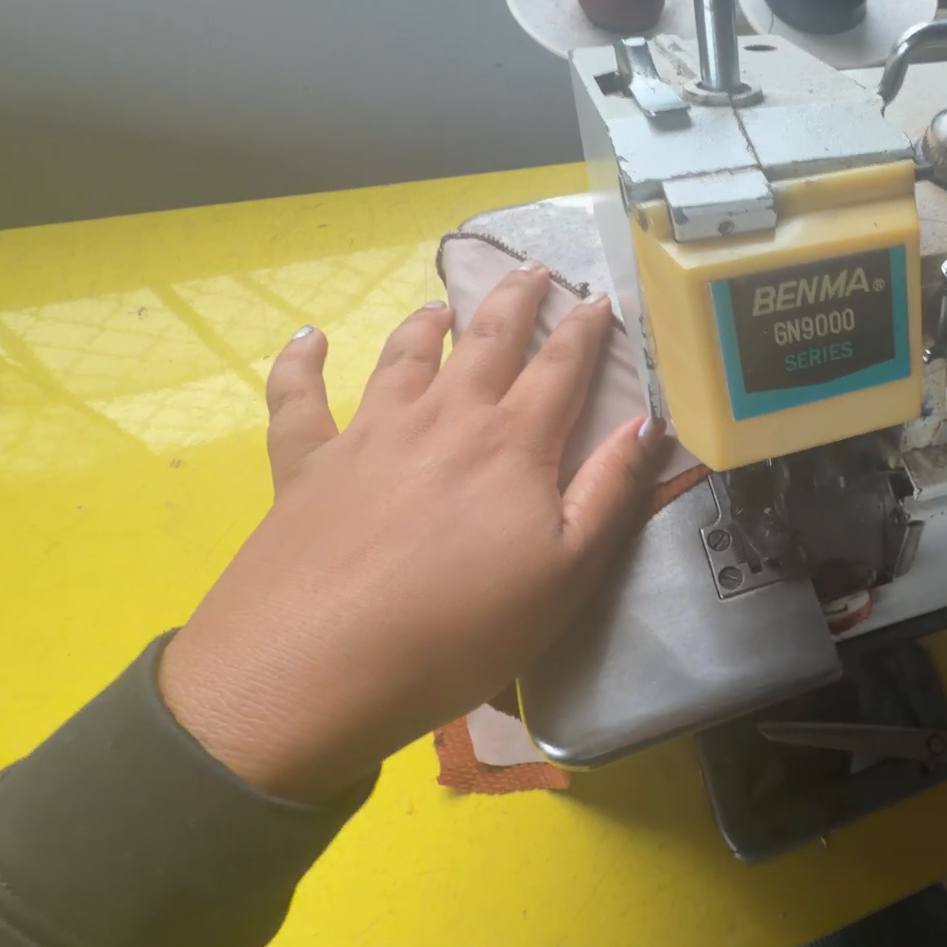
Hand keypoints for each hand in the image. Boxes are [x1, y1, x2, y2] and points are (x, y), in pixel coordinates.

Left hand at [158, 264, 669, 801]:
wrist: (308, 677)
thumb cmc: (460, 629)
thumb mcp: (568, 571)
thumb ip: (611, 490)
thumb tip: (647, 421)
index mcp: (511, 443)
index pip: (561, 367)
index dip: (586, 330)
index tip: (602, 297)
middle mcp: (443, 419)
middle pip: (486, 340)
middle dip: (515, 300)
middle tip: (533, 269)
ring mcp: (368, 436)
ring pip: (404, 355)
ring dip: (429, 321)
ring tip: (445, 302)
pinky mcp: (305, 466)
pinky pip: (298, 399)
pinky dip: (301, 362)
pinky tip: (308, 337)